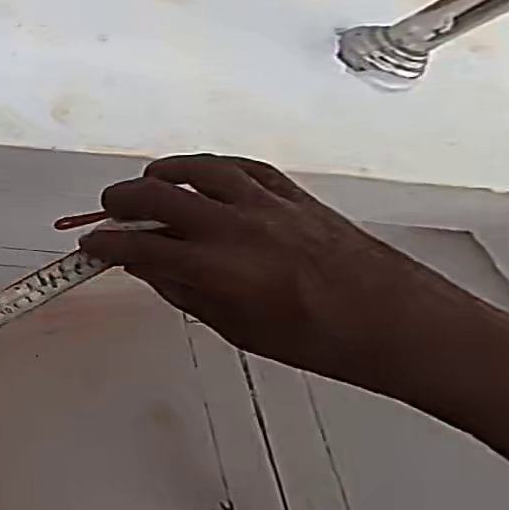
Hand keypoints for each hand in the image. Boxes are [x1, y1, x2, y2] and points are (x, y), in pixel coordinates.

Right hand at [78, 153, 486, 390]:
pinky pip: (240, 167)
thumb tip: (144, 266)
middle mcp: (237, 230)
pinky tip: (200, 178)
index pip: (135, 246)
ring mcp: (268, 207)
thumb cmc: (331, 342)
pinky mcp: (296, 198)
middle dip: (118, 202)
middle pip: (151, 196)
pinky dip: (210, 169)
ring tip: (148, 186)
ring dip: (159, 175)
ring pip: (192, 169)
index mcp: (219, 269)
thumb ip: (181, 291)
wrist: (417, 333)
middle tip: (111, 213)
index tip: (91, 246)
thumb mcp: (237, 328)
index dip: (102, 245)